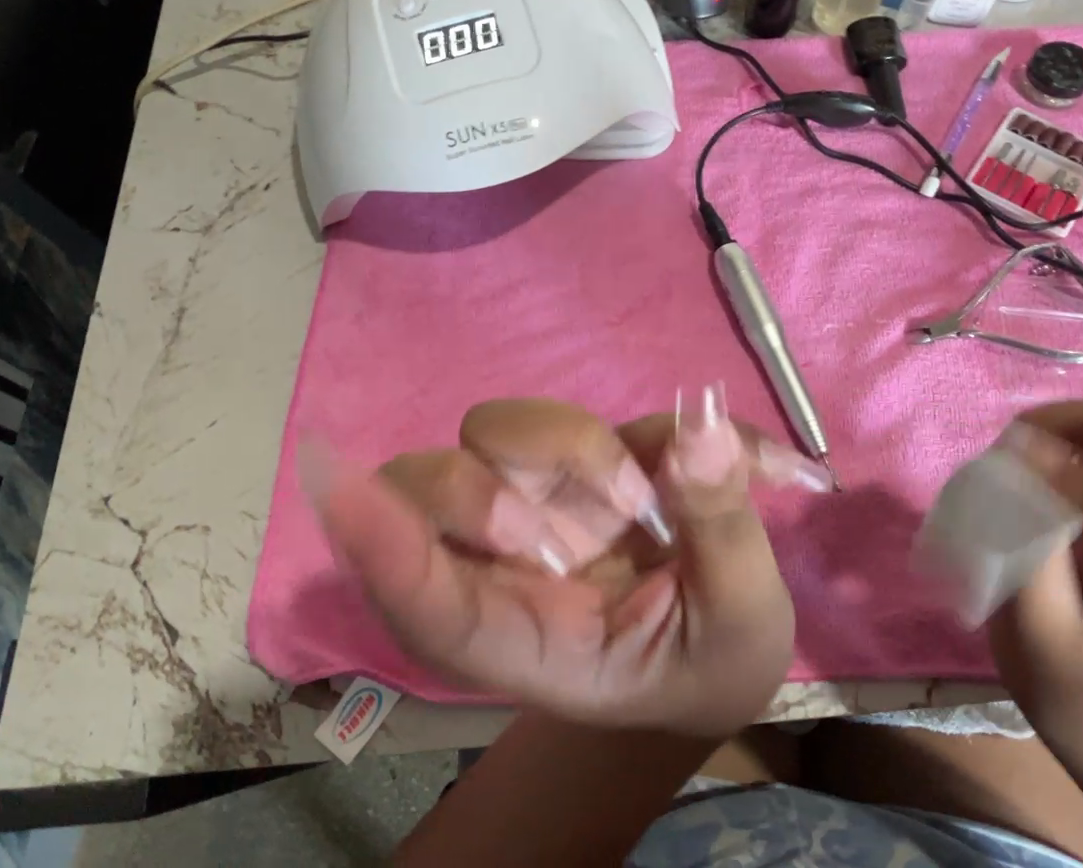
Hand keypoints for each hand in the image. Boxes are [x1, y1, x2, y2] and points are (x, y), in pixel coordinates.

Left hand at [304, 389, 828, 735]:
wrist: (719, 651)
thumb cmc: (708, 666)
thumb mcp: (741, 628)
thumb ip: (722, 533)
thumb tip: (704, 427)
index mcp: (524, 642)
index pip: (430, 605)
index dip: (385, 548)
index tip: (341, 483)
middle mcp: (508, 565)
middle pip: (431, 495)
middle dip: (483, 489)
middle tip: (598, 511)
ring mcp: (538, 504)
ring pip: (495, 434)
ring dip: (572, 444)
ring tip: (658, 495)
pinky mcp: (581, 462)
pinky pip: (589, 416)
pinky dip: (657, 428)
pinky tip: (736, 462)